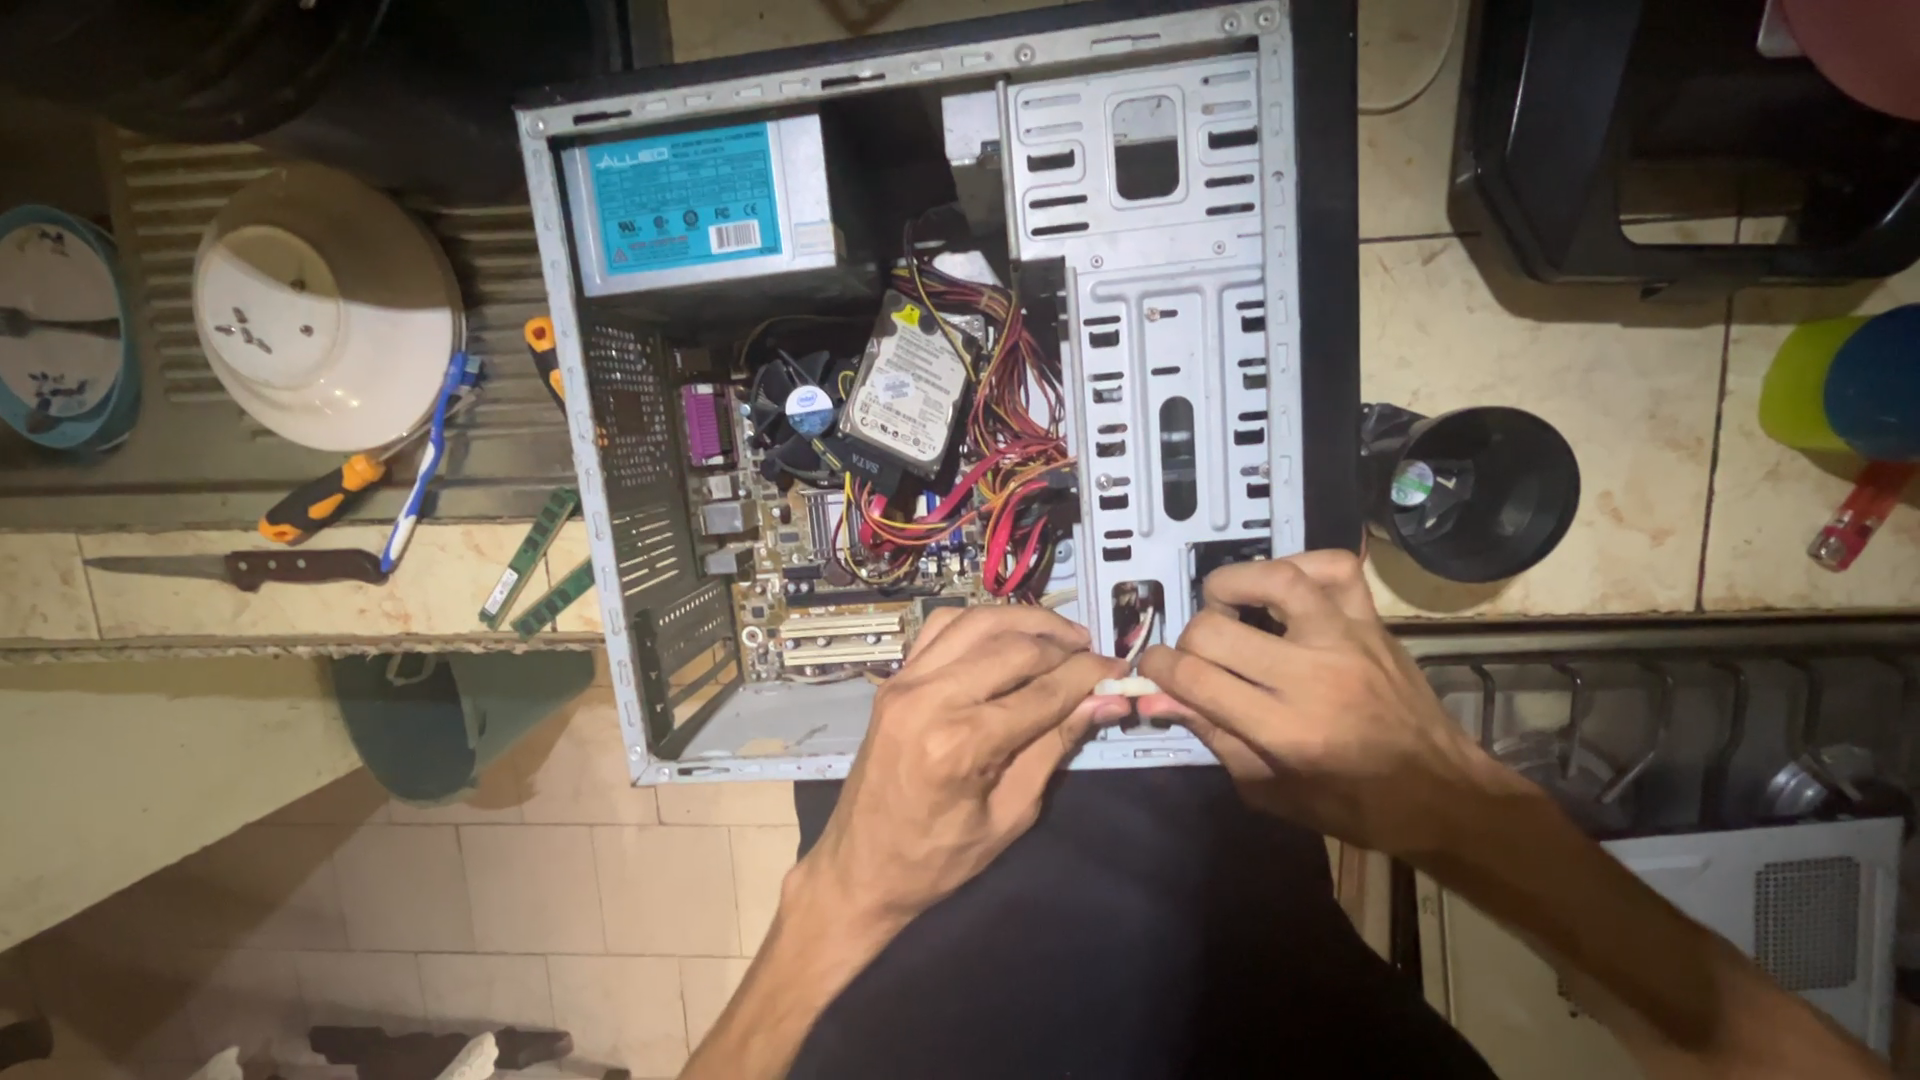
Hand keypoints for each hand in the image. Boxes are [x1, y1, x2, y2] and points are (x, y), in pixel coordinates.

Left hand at [792, 606, 1129, 926]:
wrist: (860, 866)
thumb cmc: (938, 858)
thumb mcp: (1011, 814)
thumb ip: (1056, 746)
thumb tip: (1107, 700)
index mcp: (959, 744)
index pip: (1042, 692)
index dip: (1088, 676)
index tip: (1120, 668)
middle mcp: (928, 698)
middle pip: (1014, 647)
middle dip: (1064, 646)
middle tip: (1095, 655)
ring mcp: (904, 681)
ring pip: (978, 622)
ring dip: (1026, 622)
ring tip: (1062, 636)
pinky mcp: (894, 679)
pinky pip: (942, 627)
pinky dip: (981, 621)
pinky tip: (1008, 635)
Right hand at [1137, 550, 1522, 856]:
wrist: (1444, 794)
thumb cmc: (1353, 804)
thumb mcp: (1270, 790)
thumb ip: (1213, 737)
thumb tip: (1159, 697)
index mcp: (1285, 730)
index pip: (1195, 679)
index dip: (1157, 669)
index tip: (1153, 669)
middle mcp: (1312, 676)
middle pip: (1215, 629)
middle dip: (1187, 642)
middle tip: (1199, 659)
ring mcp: (1346, 641)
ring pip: (1274, 581)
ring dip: (1232, 587)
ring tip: (1226, 607)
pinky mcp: (1372, 623)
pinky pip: (1334, 569)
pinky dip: (1299, 565)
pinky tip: (1283, 588)